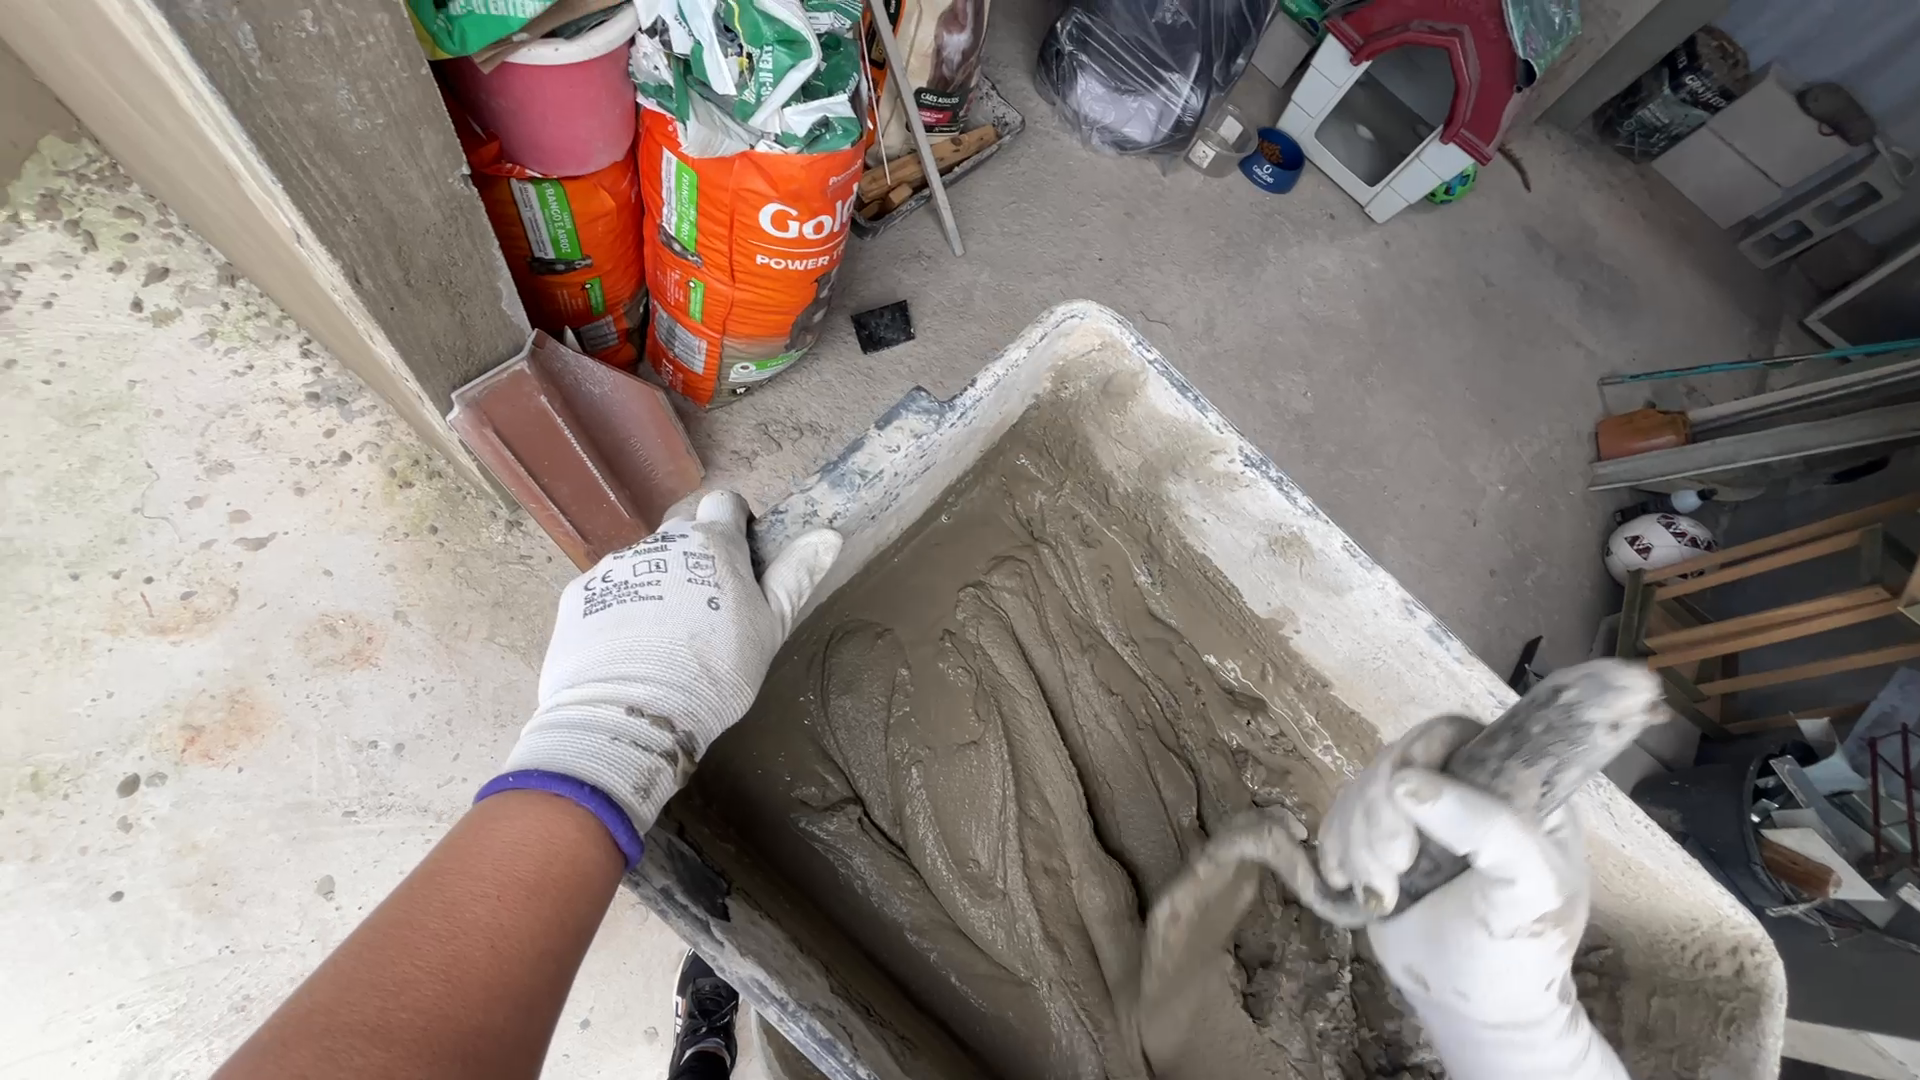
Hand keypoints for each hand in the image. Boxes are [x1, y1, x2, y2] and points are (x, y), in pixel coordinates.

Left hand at [493, 491, 841, 862]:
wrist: (631, 713)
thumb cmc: (717, 668)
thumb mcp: (771, 625)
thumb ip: (796, 576)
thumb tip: (831, 533)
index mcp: (713, 544)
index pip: (724, 503)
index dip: (734, 525)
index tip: (739, 561)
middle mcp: (661, 543)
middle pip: (682, 533)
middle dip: (695, 557)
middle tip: (705, 608)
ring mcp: (616, 567)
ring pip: (645, 563)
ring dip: (658, 584)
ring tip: (664, 637)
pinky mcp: (579, 594)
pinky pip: (607, 591)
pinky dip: (620, 609)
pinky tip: (628, 649)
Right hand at [1318, 717, 1625, 1079]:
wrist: (1467, 1005)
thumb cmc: (1513, 951)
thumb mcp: (1527, 891)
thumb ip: (1487, 828)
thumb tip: (1405, 782)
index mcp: (1509, 787)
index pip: (1451, 734)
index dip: (1418, 755)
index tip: (1403, 802)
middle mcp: (1458, 787)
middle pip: (1394, 760)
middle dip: (1378, 814)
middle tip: (1392, 866)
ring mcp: (1412, 810)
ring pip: (1359, 789)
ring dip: (1356, 841)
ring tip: (1380, 893)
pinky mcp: (1372, 833)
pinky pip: (1335, 815)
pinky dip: (1336, 849)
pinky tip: (1355, 885)